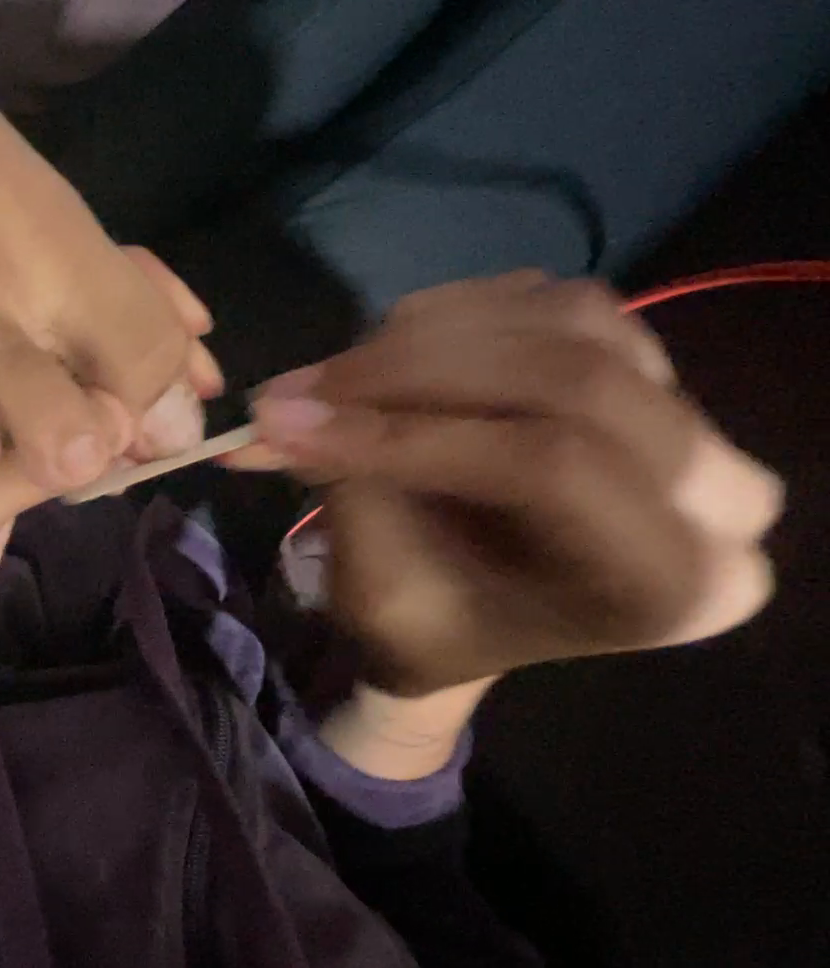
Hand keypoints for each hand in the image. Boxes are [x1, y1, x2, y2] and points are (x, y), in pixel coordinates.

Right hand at [238, 273, 781, 697]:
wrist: (464, 620)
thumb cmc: (422, 632)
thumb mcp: (375, 594)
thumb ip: (351, 494)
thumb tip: (280, 411)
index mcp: (666, 584)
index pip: (546, 467)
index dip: (401, 435)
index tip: (278, 426)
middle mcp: (719, 492)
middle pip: (569, 376)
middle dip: (403, 372)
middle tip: (291, 390)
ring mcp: (695, 415)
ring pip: (563, 320)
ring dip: (418, 337)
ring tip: (326, 377)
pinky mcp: (649, 365)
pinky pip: (551, 303)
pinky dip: (448, 314)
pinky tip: (379, 353)